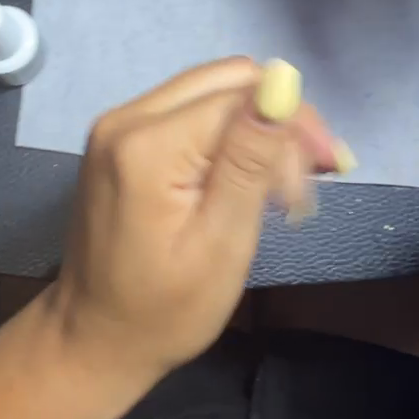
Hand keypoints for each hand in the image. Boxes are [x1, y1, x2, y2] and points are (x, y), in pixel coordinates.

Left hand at [43, 58, 341, 386]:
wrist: (92, 339)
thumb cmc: (163, 310)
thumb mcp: (221, 243)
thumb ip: (250, 159)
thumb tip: (282, 84)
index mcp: (148, 144)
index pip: (242, 96)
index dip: (292, 125)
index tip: (327, 171)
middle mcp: (127, 116)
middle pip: (228, 80)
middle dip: (279, 121)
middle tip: (304, 182)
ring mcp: (120, 123)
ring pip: (213, 90)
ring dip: (256, 128)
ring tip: (279, 188)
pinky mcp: (122, 135)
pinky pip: (190, 110)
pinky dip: (228, 134)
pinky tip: (244, 177)